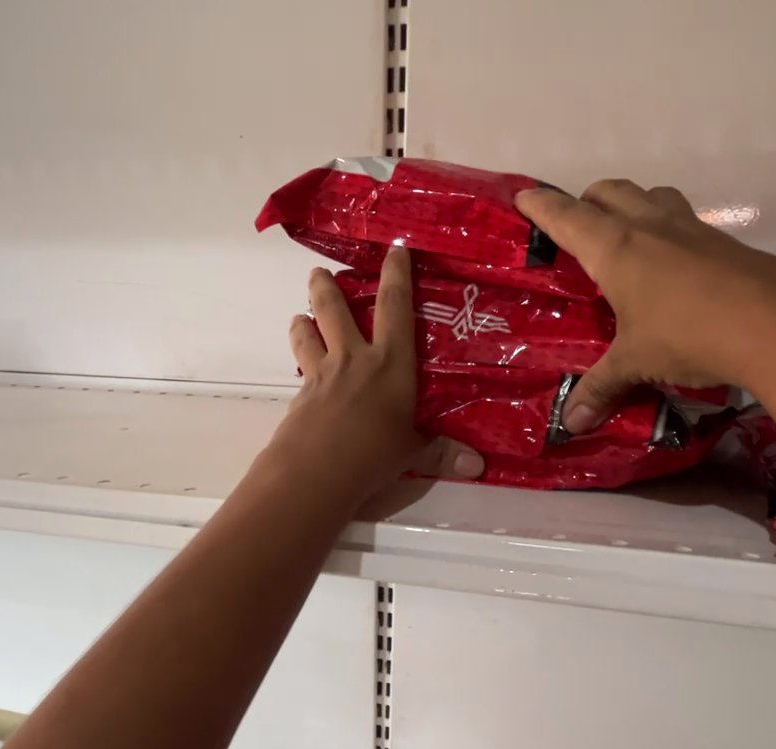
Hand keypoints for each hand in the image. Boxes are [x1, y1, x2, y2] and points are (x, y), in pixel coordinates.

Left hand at [268, 244, 484, 496]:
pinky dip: (300, 364)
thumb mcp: (412, 454)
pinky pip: (300, 372)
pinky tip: (302, 375)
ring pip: (308, 335)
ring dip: (303, 322)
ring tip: (300, 317)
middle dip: (325, 287)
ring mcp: (322, 376)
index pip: (394, 306)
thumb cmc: (373, 455)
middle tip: (319, 272)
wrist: (315, 472)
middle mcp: (353, 360)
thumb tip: (476, 467)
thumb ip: (440, 454)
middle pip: (334, 310)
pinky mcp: (299, 397)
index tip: (393, 249)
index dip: (395, 274)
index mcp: (390, 363)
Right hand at [516, 182, 775, 433]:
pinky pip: (685, 222)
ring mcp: (692, 230)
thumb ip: (600, 388)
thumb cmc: (686, 335)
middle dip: (587, 200)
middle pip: (611, 191)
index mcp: (615, 249)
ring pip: (653, 196)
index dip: (542, 206)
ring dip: (632, 205)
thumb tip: (570, 424)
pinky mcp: (724, 244)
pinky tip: (671, 266)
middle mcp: (650, 227)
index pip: (568, 217)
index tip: (522, 196)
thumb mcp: (635, 364)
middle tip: (576, 226)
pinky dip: (668, 230)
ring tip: (625, 237)